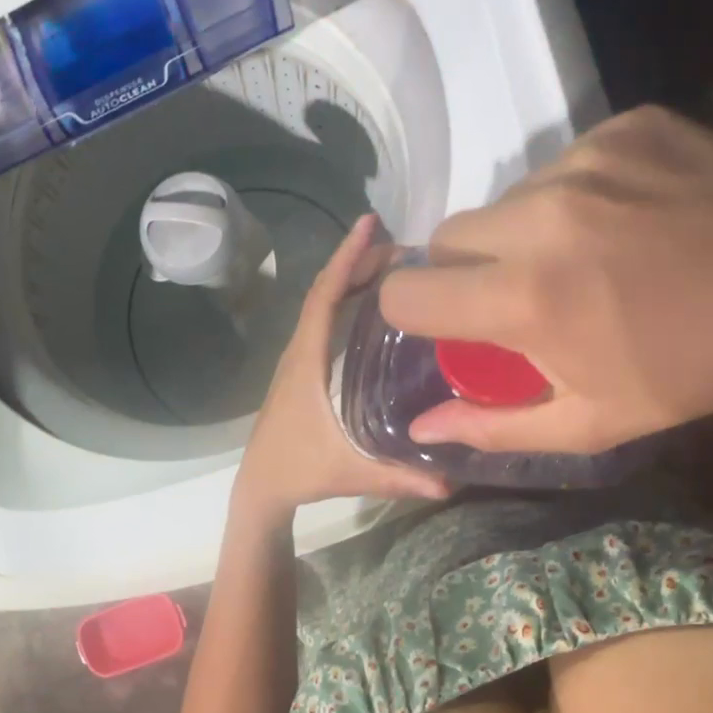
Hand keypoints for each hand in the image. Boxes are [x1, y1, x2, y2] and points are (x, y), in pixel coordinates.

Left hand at [235, 214, 449, 515]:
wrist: (260, 487)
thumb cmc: (299, 474)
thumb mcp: (350, 475)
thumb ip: (398, 478)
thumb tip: (452, 482)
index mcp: (305, 365)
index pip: (323, 299)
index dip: (345, 260)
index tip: (369, 225)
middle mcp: (297, 354)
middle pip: (324, 293)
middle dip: (357, 262)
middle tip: (401, 244)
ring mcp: (295, 361)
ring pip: (321, 306)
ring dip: (351, 279)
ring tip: (392, 262)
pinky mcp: (299, 370)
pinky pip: (320, 322)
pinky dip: (343, 301)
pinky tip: (372, 303)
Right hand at [380, 106, 712, 453]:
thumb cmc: (701, 366)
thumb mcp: (595, 422)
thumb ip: (493, 427)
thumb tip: (418, 428)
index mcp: (526, 298)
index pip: (405, 293)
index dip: (414, 315)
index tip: (450, 329)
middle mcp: (539, 220)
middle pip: (444, 240)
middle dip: (463, 274)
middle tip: (518, 297)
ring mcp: (583, 164)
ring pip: (500, 202)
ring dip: (516, 235)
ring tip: (582, 258)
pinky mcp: (621, 127)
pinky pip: (556, 166)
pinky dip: (569, 198)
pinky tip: (623, 220)